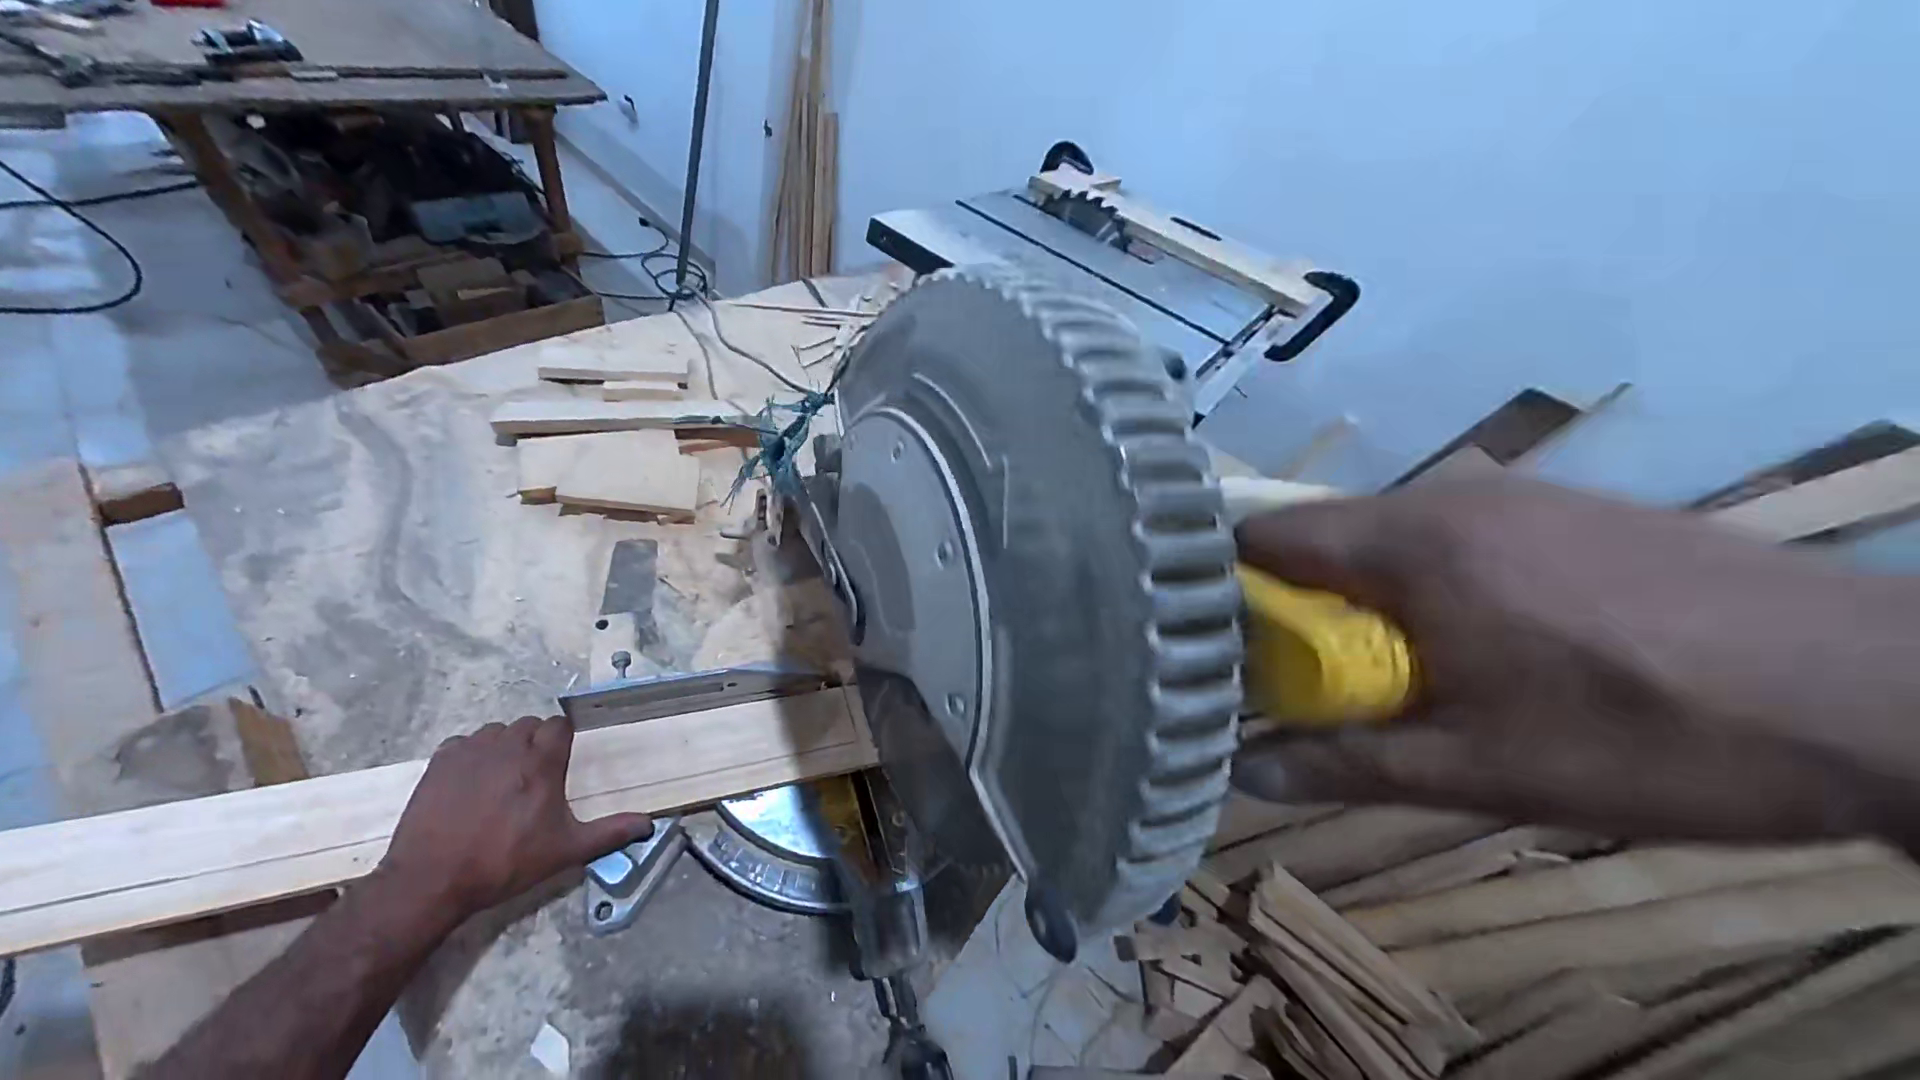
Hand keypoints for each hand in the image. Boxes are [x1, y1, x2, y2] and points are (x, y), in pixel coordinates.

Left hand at [375, 715, 653, 921]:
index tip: (561, 760)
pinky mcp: (439, 763)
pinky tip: (470, 781)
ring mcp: (471, 753)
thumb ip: (609, 833)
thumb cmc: (504, 862)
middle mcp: (509, 747)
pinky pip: (463, 743)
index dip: (563, 739)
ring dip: (504, 745)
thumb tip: (649, 825)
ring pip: (496, 731)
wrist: (430, 882)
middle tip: (533, 774)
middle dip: (535, 742)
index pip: (559, 725)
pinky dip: (471, 754)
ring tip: (502, 776)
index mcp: (542, 763)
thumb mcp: (565, 851)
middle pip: (529, 725)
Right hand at [1232, 476, 1919, 850]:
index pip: (1268, 535)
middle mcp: (1445, 499)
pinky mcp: (1556, 510)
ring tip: (1379, 660)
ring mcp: (1507, 496)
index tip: (1219, 636)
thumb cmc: (1653, 733)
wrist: (1889, 693)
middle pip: (1321, 533)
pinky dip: (1416, 577)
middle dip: (1292, 597)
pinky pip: (1443, 533)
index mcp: (1409, 545)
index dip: (1225, 580)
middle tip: (1299, 669)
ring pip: (1382, 533)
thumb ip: (1349, 764)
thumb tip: (1247, 772)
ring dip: (1356, 589)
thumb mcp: (1481, 768)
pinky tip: (1465, 635)